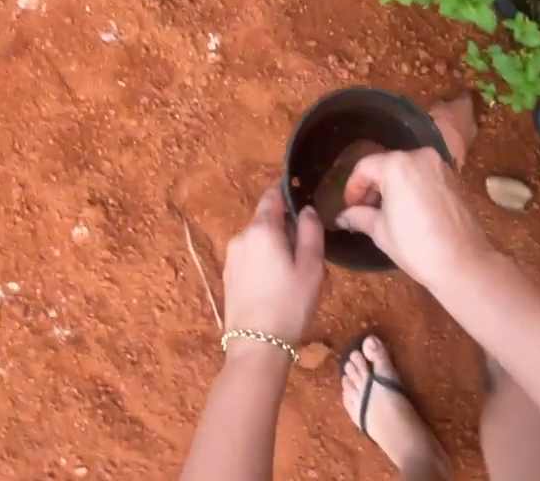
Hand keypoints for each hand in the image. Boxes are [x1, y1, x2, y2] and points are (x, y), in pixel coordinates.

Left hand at [220, 183, 324, 348]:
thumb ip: (311, 232)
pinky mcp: (228, 276)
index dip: (287, 192)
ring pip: (258, 239)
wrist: (256, 348)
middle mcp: (242, 236)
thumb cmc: (289, 304)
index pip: (272, 195)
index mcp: (262, 228)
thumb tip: (306, 210)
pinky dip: (263, 260)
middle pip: (266, 219)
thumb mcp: (311, 267)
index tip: (303, 197)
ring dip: (274, 244)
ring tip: (294, 269)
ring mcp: (231, 257)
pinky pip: (250, 256)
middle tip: (307, 246)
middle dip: (285, 225)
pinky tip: (276, 283)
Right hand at [336, 148, 493, 291]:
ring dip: (392, 186)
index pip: (365, 167)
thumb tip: (343, 216)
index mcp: (397, 164)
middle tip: (364, 211)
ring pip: (405, 169)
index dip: (353, 187)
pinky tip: (407, 210)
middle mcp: (419, 156)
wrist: (462, 262)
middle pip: (386, 165)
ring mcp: (439, 165)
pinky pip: (422, 175)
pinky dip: (411, 186)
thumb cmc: (415, 245)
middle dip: (372, 186)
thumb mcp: (380, 231)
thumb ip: (359, 216)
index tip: (349, 207)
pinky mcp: (452, 177)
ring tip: (385, 213)